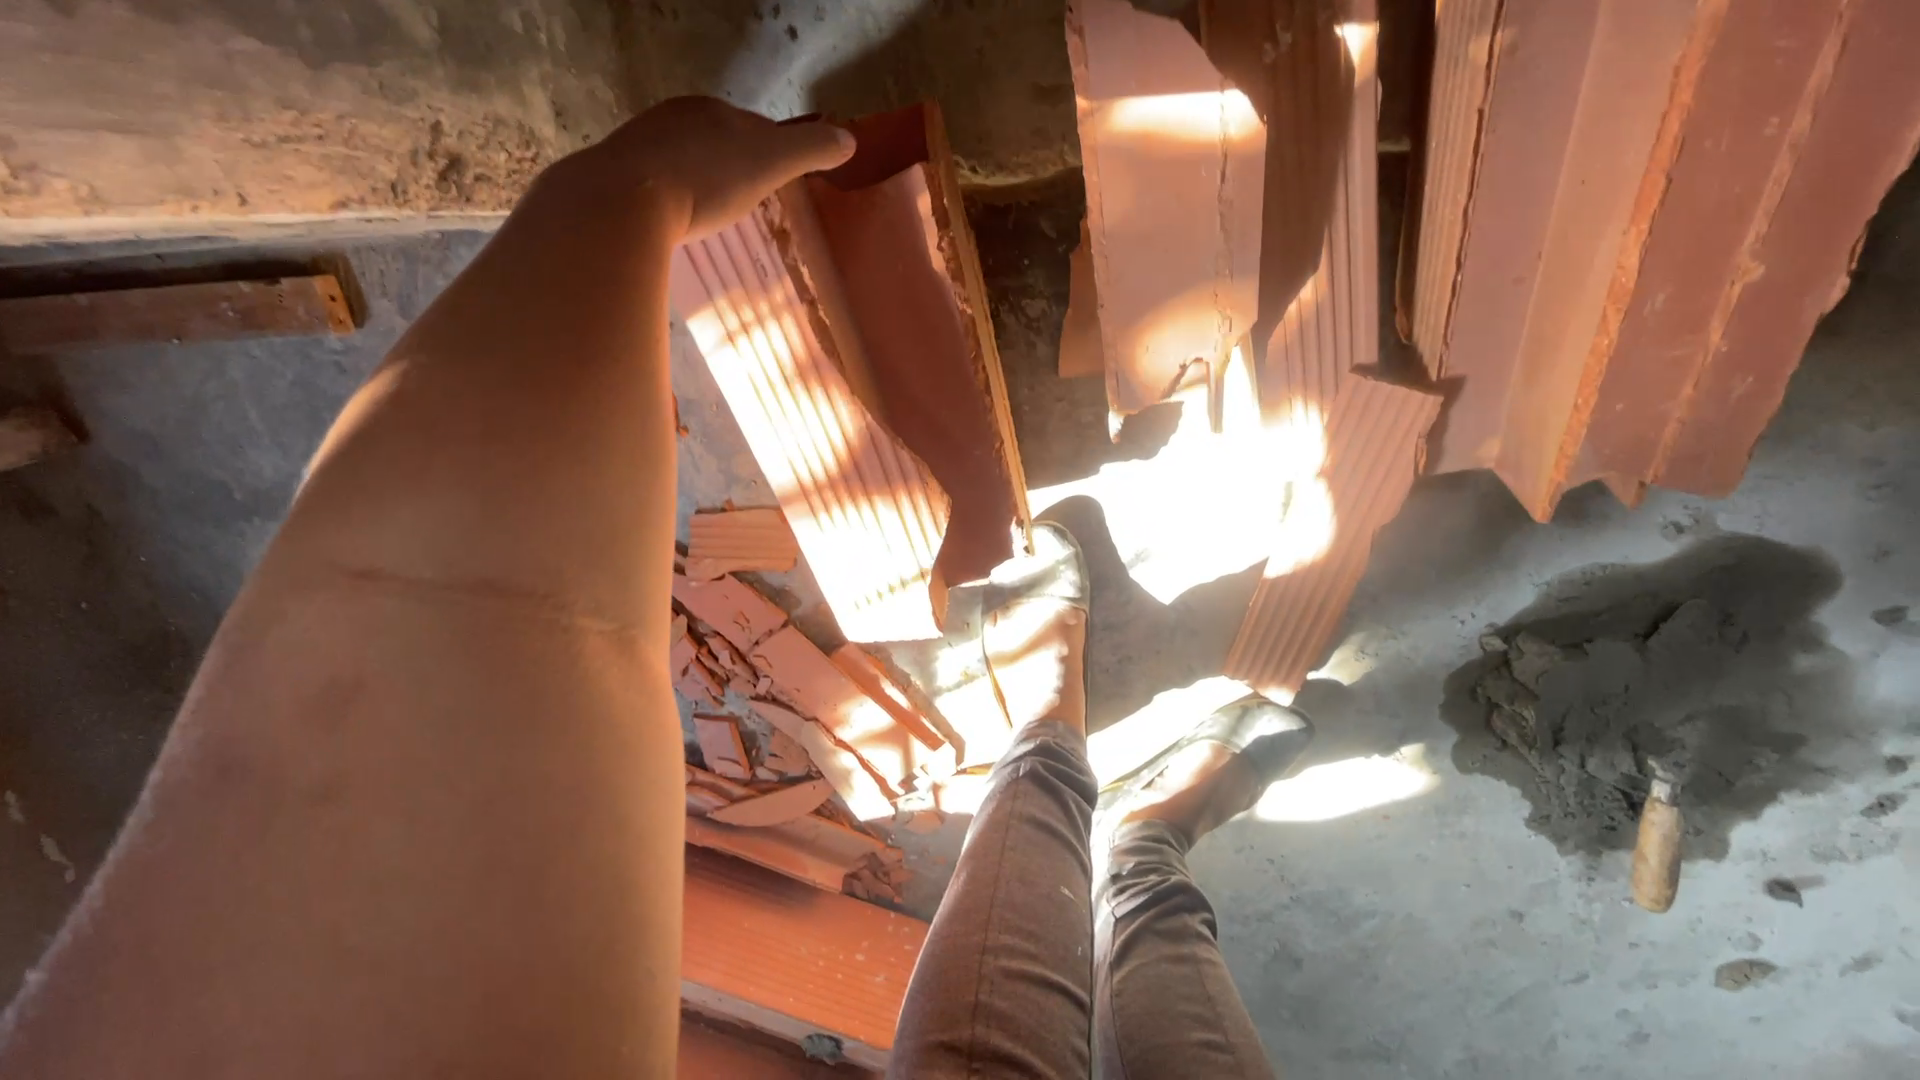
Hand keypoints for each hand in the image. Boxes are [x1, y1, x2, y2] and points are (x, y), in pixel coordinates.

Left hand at [564, 96, 856, 240]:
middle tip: (749, 203)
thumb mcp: (770, 161)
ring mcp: (640, 147)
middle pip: (715, 144)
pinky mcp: (616, 179)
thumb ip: (809, 149)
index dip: (770, 153)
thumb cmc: (706, 179)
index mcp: (712, 110)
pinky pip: (655, 190)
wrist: (626, 201)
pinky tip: (677, 226)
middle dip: (732, 168)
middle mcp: (672, 118)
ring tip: (713, 219)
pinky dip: (671, 204)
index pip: (752, 127)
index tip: (779, 181)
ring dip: (698, 187)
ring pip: (683, 165)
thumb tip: (849, 140)